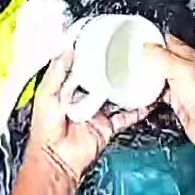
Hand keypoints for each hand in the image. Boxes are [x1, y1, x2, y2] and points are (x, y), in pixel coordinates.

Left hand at [25, 49, 151, 193]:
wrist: (56, 161)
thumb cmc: (46, 129)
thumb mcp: (46, 93)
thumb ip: (57, 70)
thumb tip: (65, 44)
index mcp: (69, 86)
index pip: (83, 62)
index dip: (92, 49)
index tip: (103, 33)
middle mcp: (86, 95)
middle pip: (104, 75)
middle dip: (115, 65)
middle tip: (129, 50)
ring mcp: (99, 110)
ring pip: (118, 93)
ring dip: (130, 84)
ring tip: (143, 70)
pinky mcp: (109, 125)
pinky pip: (126, 114)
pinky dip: (138, 108)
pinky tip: (149, 98)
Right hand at [142, 36, 194, 157]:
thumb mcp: (179, 69)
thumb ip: (161, 56)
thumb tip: (147, 47)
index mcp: (187, 56)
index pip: (167, 41)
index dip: (153, 39)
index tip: (138, 41)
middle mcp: (184, 69)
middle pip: (161, 59)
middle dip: (147, 59)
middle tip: (133, 59)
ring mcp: (181, 86)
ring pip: (159, 76)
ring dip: (147, 77)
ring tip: (134, 75)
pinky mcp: (177, 102)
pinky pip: (160, 94)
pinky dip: (150, 94)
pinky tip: (143, 94)